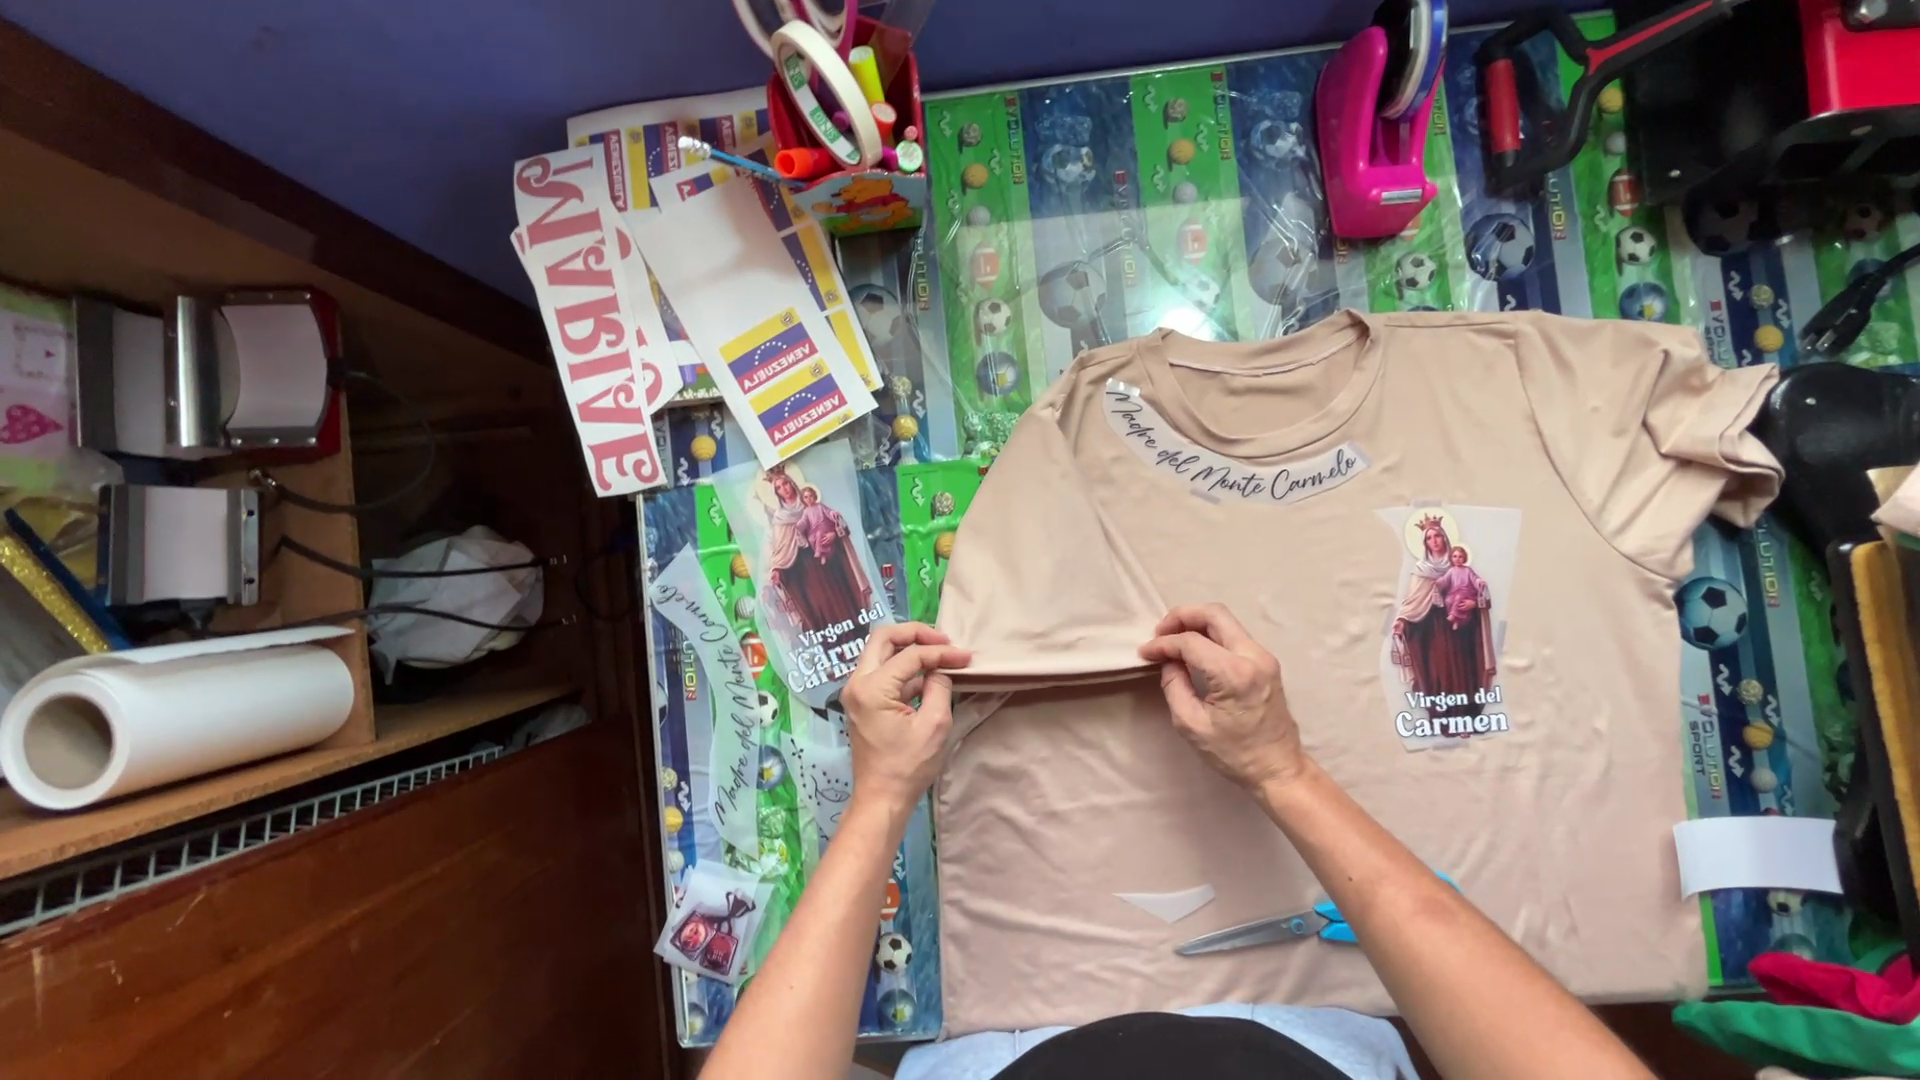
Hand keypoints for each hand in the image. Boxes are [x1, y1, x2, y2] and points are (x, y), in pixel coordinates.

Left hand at [840, 623, 971, 816]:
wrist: (882, 799)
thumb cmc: (908, 767)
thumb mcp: (934, 725)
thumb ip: (939, 687)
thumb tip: (941, 668)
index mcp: (871, 688)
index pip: (910, 655)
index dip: (941, 652)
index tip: (966, 656)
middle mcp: (857, 683)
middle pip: (884, 638)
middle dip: (916, 633)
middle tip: (944, 640)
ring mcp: (857, 692)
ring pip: (881, 652)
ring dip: (910, 648)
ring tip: (941, 654)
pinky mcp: (863, 702)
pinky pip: (884, 672)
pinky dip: (906, 668)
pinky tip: (931, 675)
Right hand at [1139, 604, 1307, 790]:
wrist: (1278, 768)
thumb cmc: (1234, 753)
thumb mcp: (1191, 724)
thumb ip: (1174, 685)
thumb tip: (1169, 661)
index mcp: (1235, 674)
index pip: (1191, 642)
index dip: (1163, 644)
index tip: (1145, 653)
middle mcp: (1254, 656)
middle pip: (1214, 613)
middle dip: (1181, 616)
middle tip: (1160, 633)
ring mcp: (1264, 657)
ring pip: (1225, 620)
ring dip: (1196, 623)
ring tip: (1173, 640)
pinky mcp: (1266, 662)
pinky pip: (1234, 634)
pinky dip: (1210, 633)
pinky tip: (1193, 648)